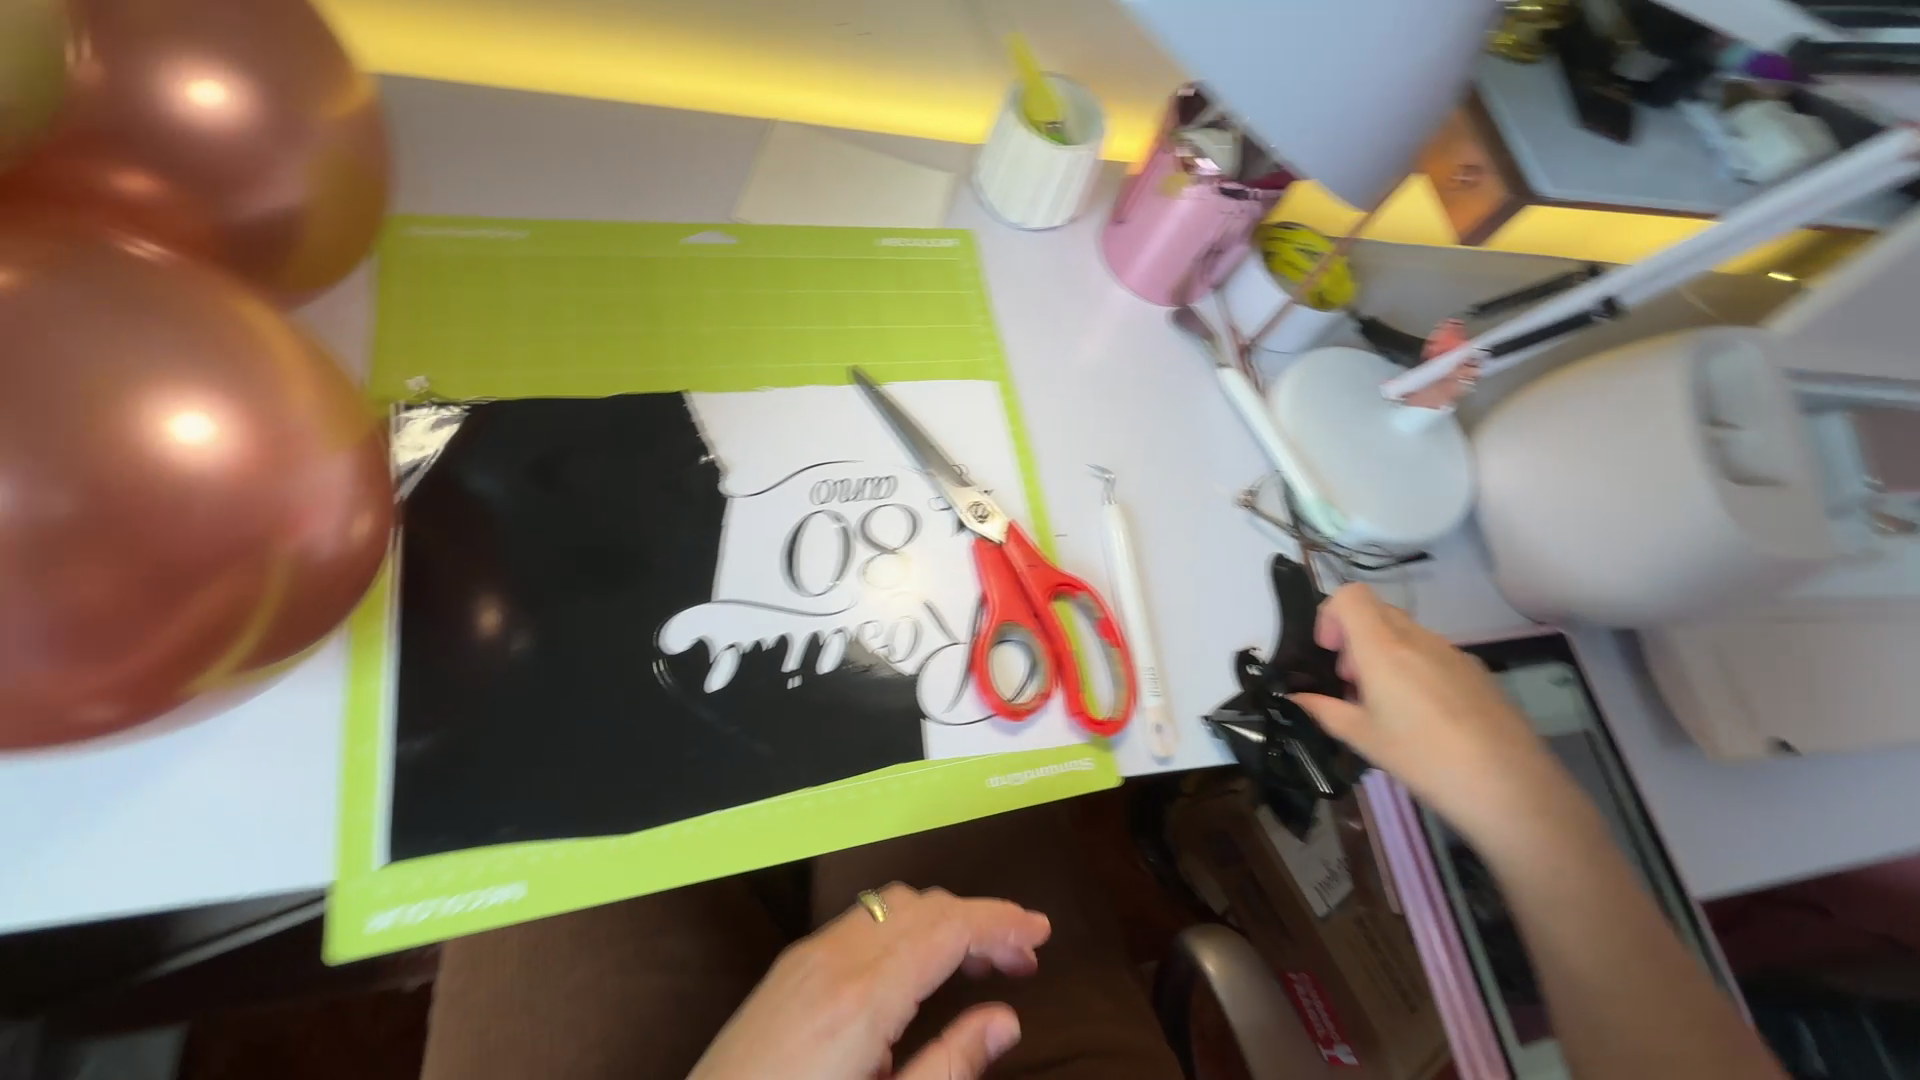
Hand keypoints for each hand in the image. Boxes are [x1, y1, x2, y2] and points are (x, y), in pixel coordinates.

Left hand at [687, 883, 1049, 1079]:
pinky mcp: (791, 964)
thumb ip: (950, 1066)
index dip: (1001, 922)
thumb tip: (1004, 1021)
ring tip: (977, 958)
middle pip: (926, 907)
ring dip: (943, 917)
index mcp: (862, 999)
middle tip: (1020, 957)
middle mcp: (834, 960)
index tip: (1039, 932)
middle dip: (980, 920)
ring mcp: (807, 956)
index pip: (948, 928)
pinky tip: (918, 964)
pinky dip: (906, 925)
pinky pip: (863, 920)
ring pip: (894, 904)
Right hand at [1290, 584, 1575, 845]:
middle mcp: (1418, 639)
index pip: (1350, 595)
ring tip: (1385, 703)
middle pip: (1376, 610)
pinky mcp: (1475, 671)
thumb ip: (1324, 710)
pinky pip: (1431, 652)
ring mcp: (1452, 652)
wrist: (1511, 787)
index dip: (1330, 614)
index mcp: (1383, 649)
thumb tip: (1296, 698)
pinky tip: (1422, 715)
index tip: (1329, 653)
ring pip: (1405, 632)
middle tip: (1352, 681)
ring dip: (1383, 652)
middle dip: (1354, 636)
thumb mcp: (1363, 739)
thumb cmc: (1424, 759)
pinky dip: (1413, 666)